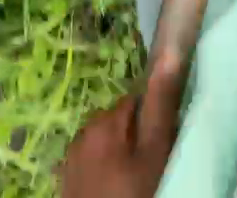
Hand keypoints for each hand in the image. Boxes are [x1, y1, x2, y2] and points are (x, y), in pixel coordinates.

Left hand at [59, 60, 184, 197]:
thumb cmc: (132, 193)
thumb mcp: (154, 151)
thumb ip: (160, 104)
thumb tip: (170, 53)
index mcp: (104, 119)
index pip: (137, 99)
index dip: (154, 116)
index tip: (165, 137)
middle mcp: (82, 131)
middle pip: (120, 120)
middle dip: (137, 134)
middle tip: (153, 161)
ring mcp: (71, 157)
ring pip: (106, 142)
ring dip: (120, 152)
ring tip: (136, 177)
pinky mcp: (66, 180)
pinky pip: (93, 162)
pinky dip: (105, 169)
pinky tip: (115, 187)